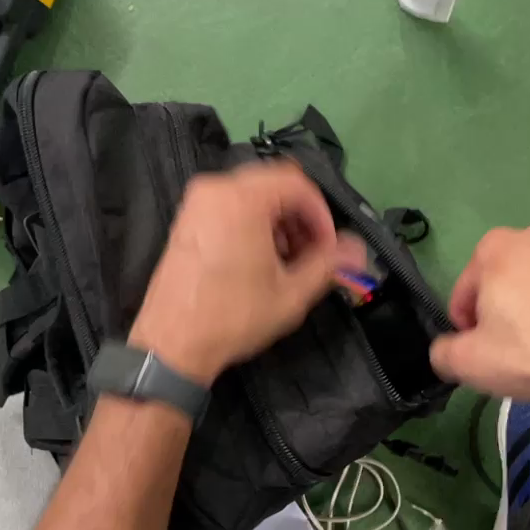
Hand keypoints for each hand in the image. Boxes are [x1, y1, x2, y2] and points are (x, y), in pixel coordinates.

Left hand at [130, 163, 366, 383]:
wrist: (172, 345)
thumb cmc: (234, 317)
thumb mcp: (291, 294)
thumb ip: (328, 264)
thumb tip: (357, 250)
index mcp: (242, 198)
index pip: (298, 184)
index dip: (321, 215)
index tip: (330, 248)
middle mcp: (214, 189)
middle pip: (274, 187)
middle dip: (301, 219)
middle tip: (313, 256)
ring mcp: (195, 204)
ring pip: (252, 198)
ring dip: (278, 224)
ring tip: (288, 265)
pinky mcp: (185, 223)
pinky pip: (229, 209)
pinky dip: (252, 227)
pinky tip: (260, 263)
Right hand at [429, 222, 529, 404]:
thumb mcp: (469, 363)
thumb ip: (441, 353)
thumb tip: (447, 349)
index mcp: (493, 248)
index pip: (462, 297)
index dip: (466, 331)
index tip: (484, 353)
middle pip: (495, 288)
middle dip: (496, 318)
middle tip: (510, 353)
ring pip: (528, 289)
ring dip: (525, 316)